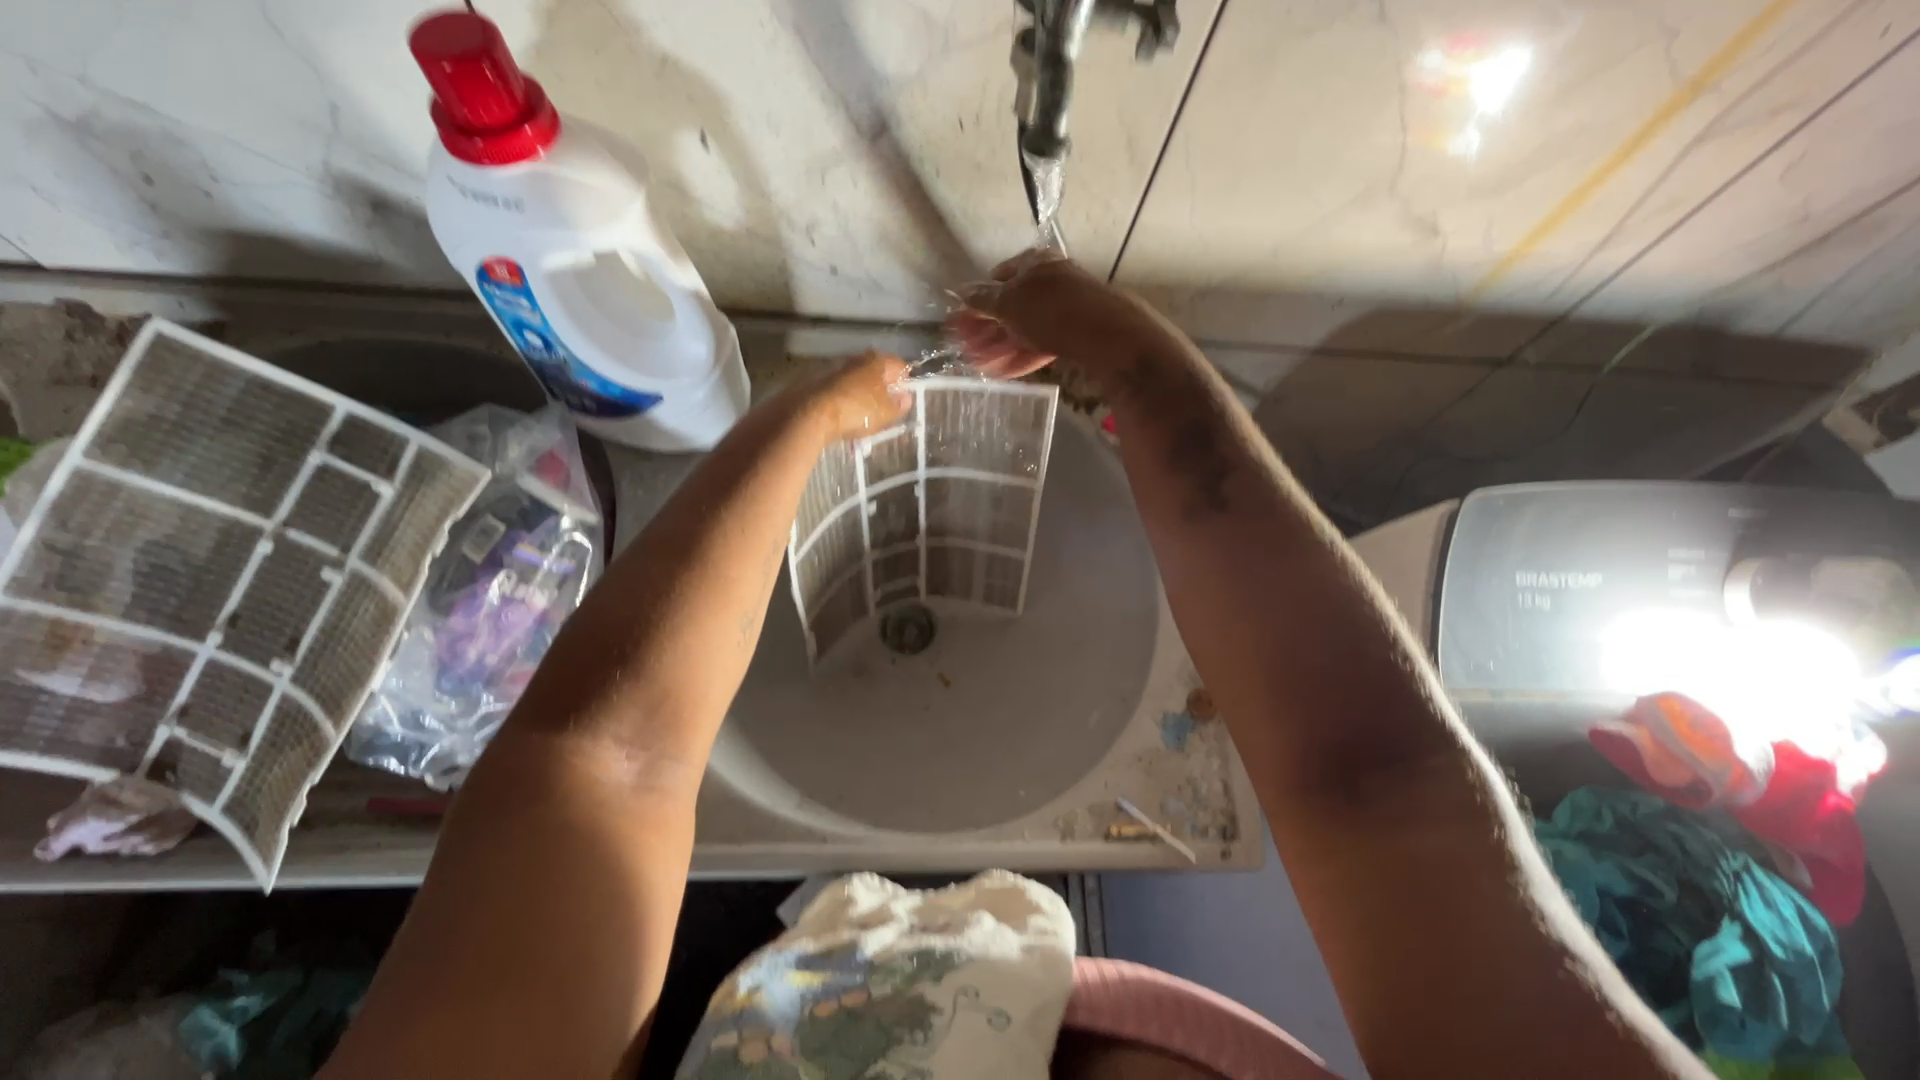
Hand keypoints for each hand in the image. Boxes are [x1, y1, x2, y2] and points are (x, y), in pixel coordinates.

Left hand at [794, 350, 910, 441]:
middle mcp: (854, 358)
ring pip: (853, 380)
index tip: (904, 398)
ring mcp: (831, 368)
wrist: (808, 414)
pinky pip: (835, 390)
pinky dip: (840, 400)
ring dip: (859, 394)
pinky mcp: (812, 381)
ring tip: (861, 416)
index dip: (905, 381)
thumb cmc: (856, 411)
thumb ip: (898, 405)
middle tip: (884, 408)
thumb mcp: (885, 413)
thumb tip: (905, 398)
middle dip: (880, 388)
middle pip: (874, 371)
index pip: (899, 366)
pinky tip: (840, 416)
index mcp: (876, 361)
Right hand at [945, 249, 1157, 377]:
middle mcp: (1050, 280)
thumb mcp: (1011, 303)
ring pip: (1025, 327)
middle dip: (987, 329)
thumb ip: (984, 299)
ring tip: (981, 366)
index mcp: (1034, 262)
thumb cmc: (1053, 310)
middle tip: (968, 350)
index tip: (963, 322)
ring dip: (1000, 346)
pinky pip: (1042, 343)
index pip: (998, 276)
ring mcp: (1065, 307)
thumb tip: (960, 292)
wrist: (1109, 336)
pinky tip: (1005, 373)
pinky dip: (1022, 355)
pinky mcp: (1076, 333)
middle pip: (1011, 305)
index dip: (978, 299)